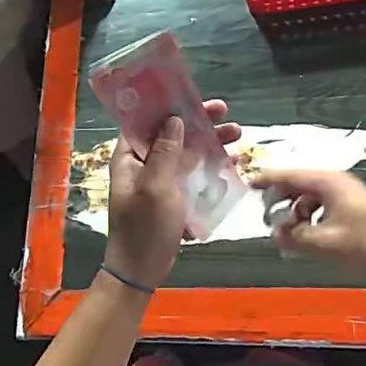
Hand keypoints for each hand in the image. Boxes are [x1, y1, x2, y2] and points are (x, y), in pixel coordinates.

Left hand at [103, 99, 240, 291]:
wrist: (141, 269)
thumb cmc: (143, 227)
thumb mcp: (155, 187)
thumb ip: (165, 152)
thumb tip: (174, 119)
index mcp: (129, 157)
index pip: (146, 120)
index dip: (168, 105)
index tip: (192, 96)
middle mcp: (142, 163)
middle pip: (171, 133)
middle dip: (197, 122)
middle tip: (225, 112)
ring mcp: (159, 178)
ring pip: (186, 151)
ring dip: (209, 142)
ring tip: (237, 135)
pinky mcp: (173, 194)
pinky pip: (192, 172)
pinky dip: (209, 164)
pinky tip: (232, 161)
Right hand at [249, 169, 365, 286]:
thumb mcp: (325, 244)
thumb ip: (294, 237)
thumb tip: (275, 233)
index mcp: (329, 183)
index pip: (288, 175)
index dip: (266, 180)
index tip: (248, 184)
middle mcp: (339, 183)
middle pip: (299, 185)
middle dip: (281, 202)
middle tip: (270, 220)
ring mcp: (351, 194)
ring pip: (312, 197)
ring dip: (297, 213)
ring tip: (292, 234)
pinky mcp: (358, 208)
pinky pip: (325, 206)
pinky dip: (312, 217)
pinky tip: (311, 236)